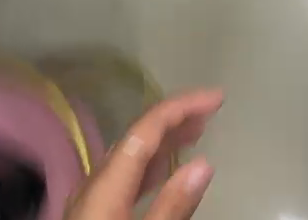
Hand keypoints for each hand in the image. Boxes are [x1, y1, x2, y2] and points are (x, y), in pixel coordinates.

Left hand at [65, 88, 222, 219]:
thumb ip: (172, 207)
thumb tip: (205, 162)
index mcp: (105, 184)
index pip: (146, 128)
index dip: (182, 106)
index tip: (217, 99)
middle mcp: (94, 184)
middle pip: (137, 136)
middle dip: (176, 118)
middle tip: (212, 111)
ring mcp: (89, 201)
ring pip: (130, 156)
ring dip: (165, 140)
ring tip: (197, 134)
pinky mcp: (91, 218)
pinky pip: (125, 176)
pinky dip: (151, 165)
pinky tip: (166, 173)